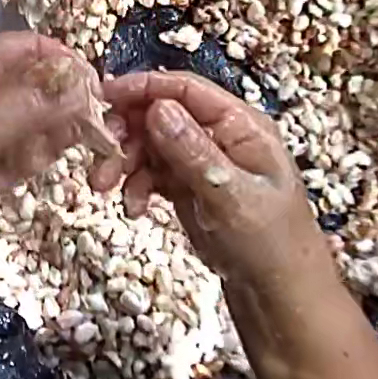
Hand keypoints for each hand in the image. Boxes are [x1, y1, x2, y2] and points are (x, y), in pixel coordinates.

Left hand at [0, 32, 94, 223]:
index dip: (64, 65)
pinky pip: (7, 147)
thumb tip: (82, 89)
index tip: (89, 96)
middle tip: (53, 147)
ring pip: (25, 122)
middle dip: (49, 120)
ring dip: (29, 149)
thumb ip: (34, 106)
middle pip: (35, 87)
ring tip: (13, 171)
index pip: (32, 46)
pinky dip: (9, 165)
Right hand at [90, 71, 330, 283]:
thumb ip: (192, 151)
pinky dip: (135, 186)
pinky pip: (149, 172)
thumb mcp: (229, 195)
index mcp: (239, 125)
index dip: (141, 88)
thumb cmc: (267, 242)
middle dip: (125, 134)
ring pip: (147, 144)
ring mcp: (199, 159)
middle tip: (101, 157)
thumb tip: (157, 107)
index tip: (103, 98)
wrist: (275, 290)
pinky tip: (134, 207)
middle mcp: (217, 135)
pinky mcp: (184, 183)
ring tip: (106, 188)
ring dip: (123, 163)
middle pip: (158, 115)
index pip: (184, 89)